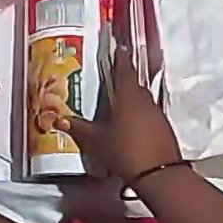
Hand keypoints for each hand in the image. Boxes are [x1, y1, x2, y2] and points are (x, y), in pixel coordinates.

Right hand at [62, 47, 182, 179]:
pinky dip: (140, 114)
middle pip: (134, 85)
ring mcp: (157, 114)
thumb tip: (59, 120)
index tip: (119, 47)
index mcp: (128, 97)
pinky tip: (131, 125)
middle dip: (124, 81)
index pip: (124, 70)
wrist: (159, 175)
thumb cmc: (125, 151)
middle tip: (111, 80)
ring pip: (143, 100)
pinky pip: (149, 114)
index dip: (121, 58)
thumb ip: (79, 128)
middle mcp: (145, 101)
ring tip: (118, 105)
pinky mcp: (164, 128)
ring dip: (132, 99)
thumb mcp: (97, 141)